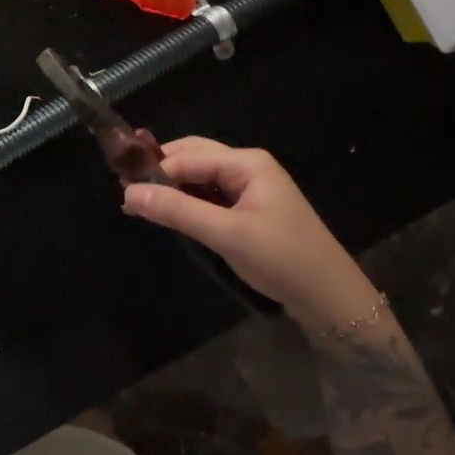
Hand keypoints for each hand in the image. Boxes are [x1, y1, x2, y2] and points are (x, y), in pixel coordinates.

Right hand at [120, 138, 379, 332]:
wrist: (332, 297)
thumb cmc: (282, 259)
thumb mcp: (227, 234)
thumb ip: (178, 211)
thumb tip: (128, 193)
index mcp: (247, 163)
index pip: (187, 157)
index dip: (155, 172)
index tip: (122, 192)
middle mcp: (248, 166)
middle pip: (193, 157)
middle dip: (161, 171)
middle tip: (128, 194)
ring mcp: (251, 187)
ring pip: (200, 176)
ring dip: (173, 187)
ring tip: (142, 205)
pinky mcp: (250, 208)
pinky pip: (211, 194)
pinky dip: (188, 200)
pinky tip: (172, 215)